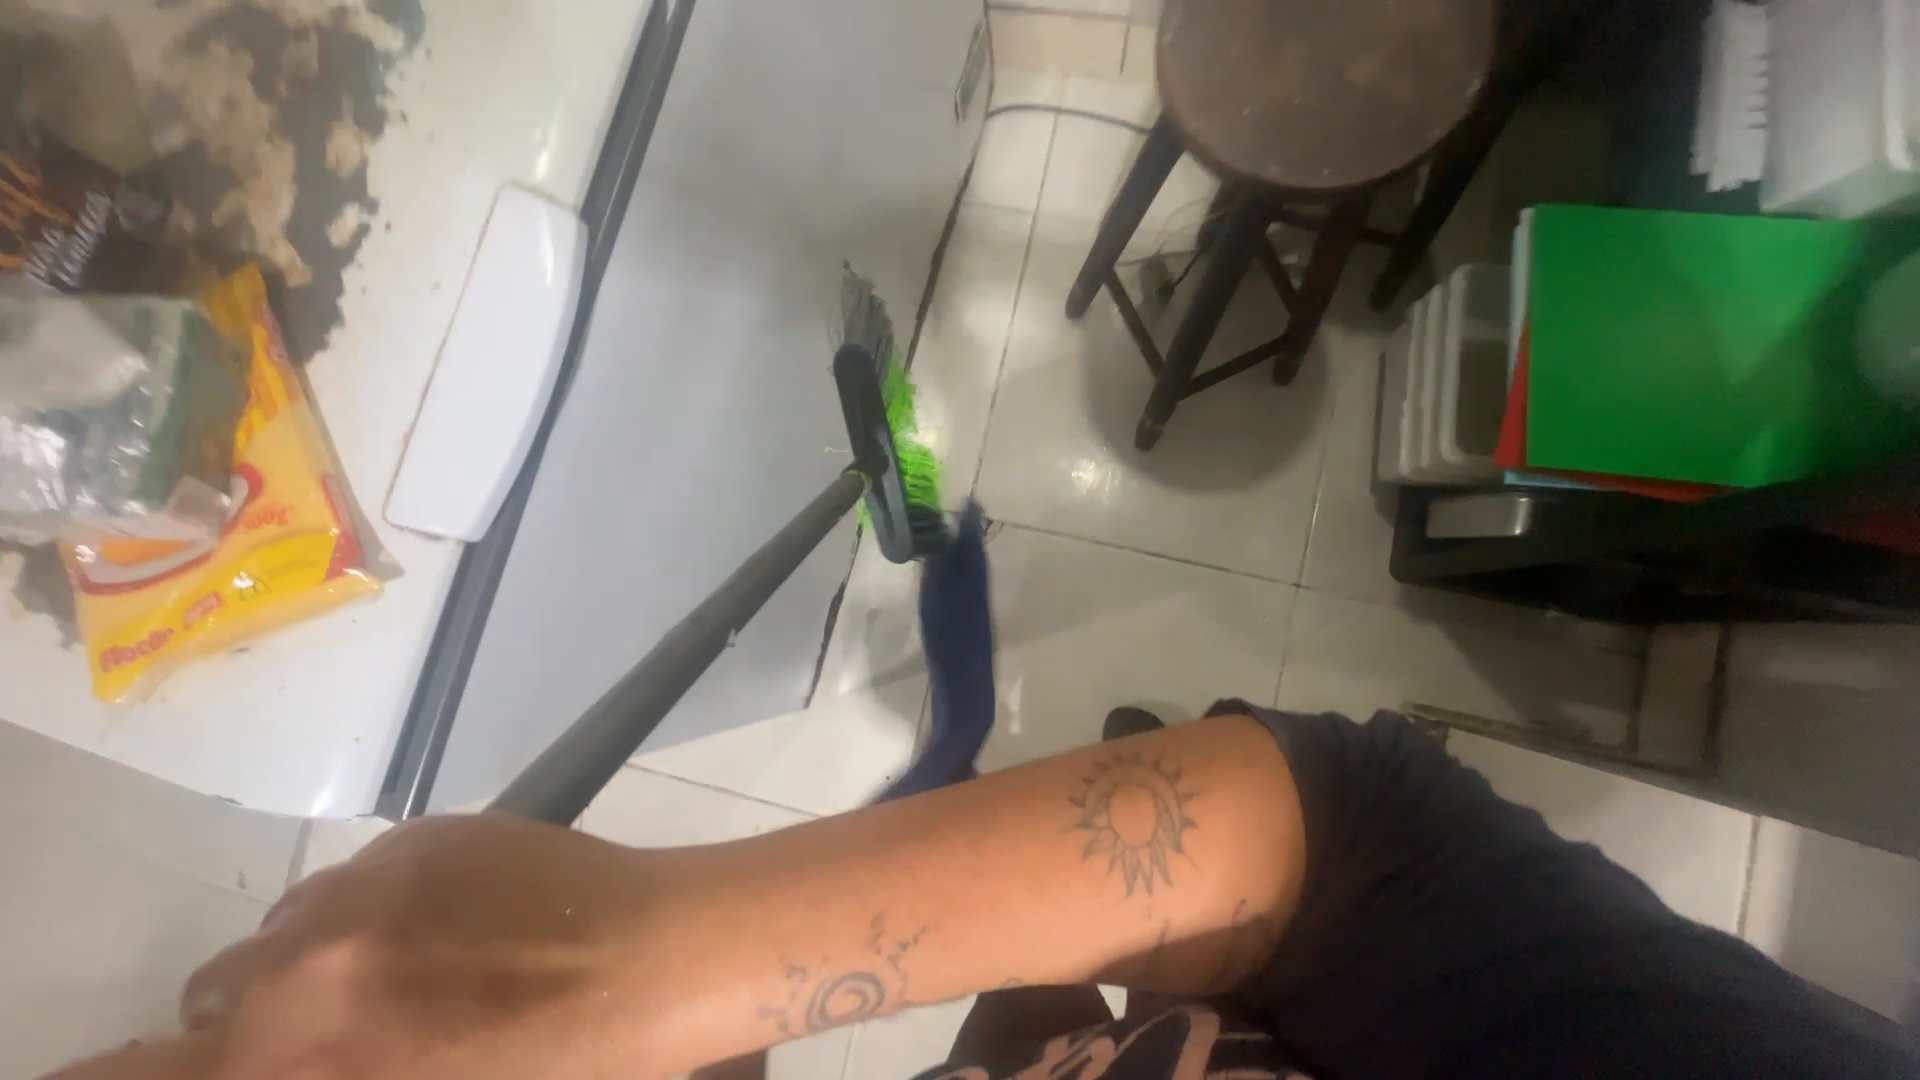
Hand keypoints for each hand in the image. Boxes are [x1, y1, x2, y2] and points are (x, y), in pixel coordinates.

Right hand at [43, 815, 669, 1079]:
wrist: (656, 956)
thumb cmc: (555, 1065)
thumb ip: (324, 1067)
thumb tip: (296, 1050)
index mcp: (293, 1050)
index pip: (120, 1072)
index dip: (142, 1074)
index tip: (207, 1068)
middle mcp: (314, 953)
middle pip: (221, 988)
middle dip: (260, 1018)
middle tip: (341, 1030)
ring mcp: (379, 877)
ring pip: (297, 921)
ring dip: (327, 951)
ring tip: (412, 967)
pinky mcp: (436, 831)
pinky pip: (371, 872)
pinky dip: (387, 900)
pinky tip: (460, 917)